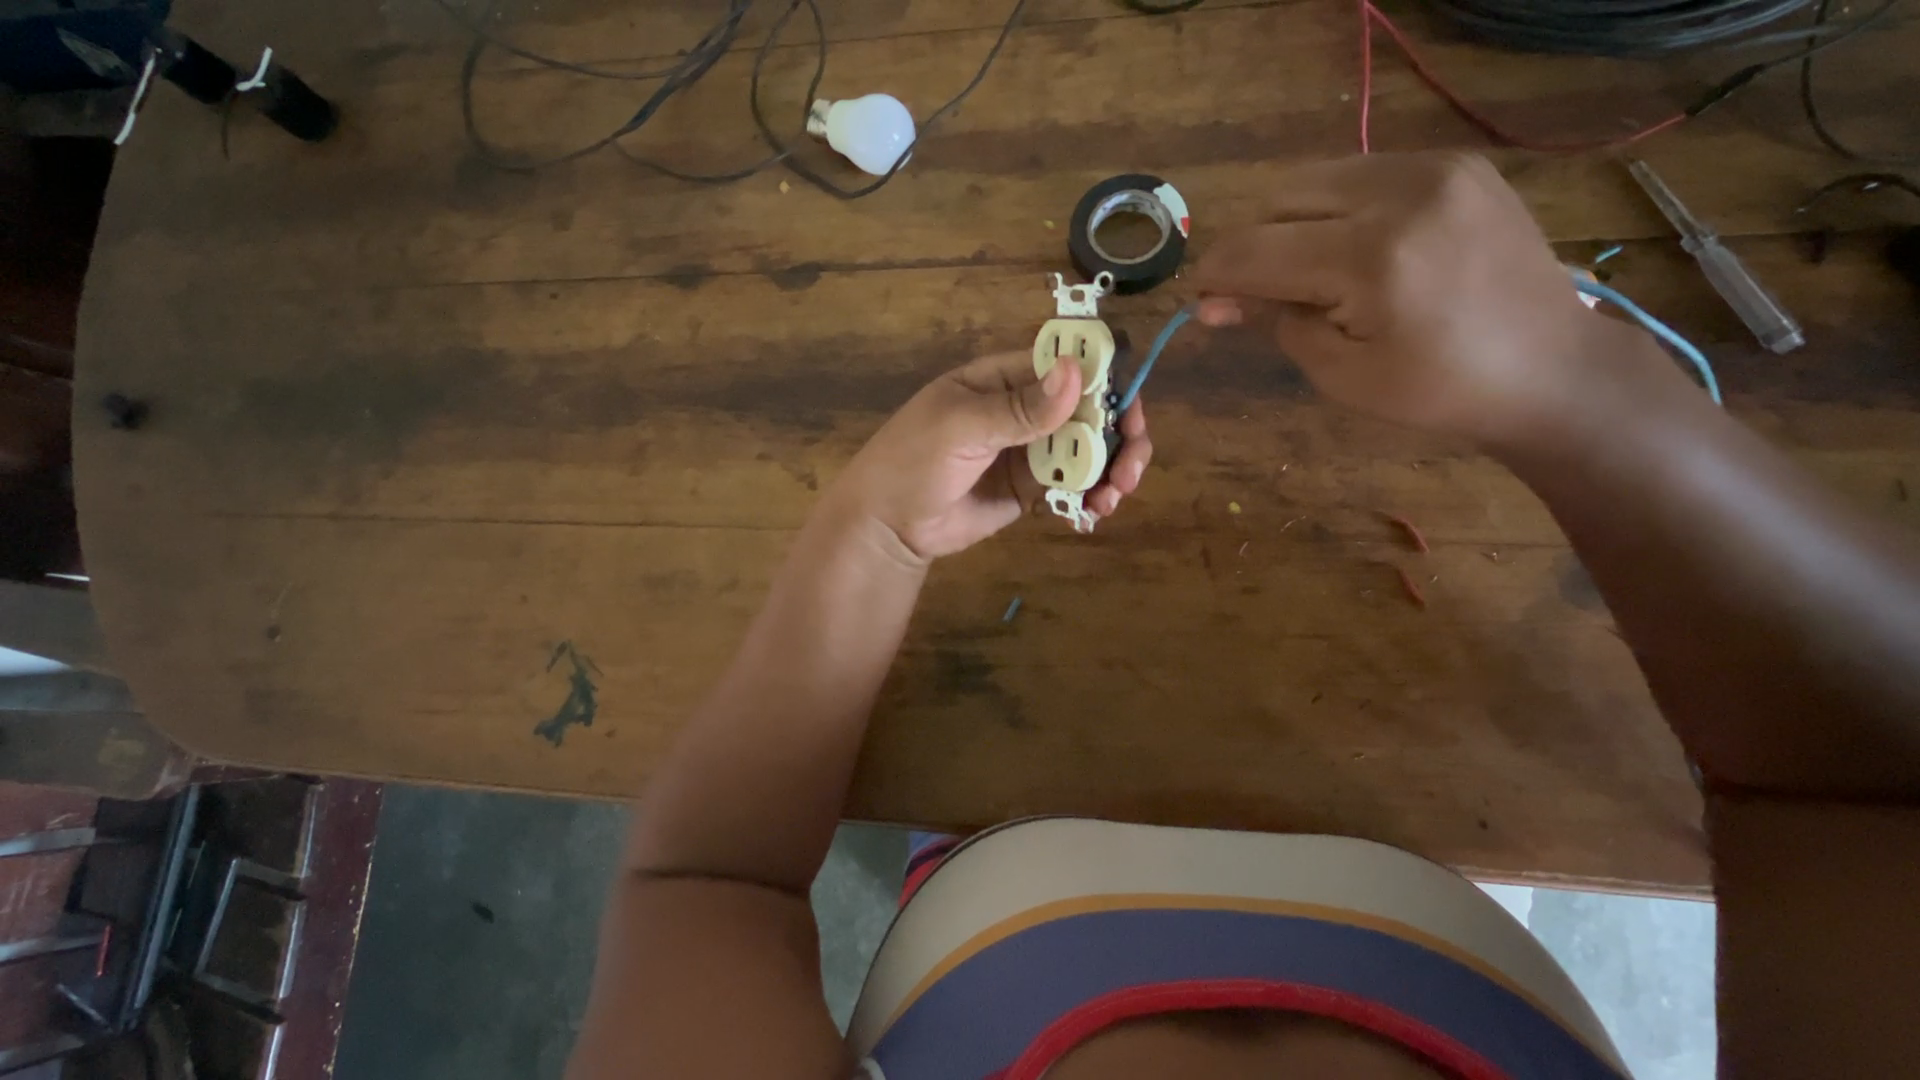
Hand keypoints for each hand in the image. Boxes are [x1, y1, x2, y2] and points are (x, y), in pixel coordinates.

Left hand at [826, 351, 1153, 562]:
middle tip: (1131, 466)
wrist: (888, 525)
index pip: (1067, 364)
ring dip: (1113, 467)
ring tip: (1113, 496)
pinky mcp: (1033, 487)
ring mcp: (1031, 449)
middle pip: (1090, 408)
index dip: (1105, 379)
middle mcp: (1026, 408)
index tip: (1128, 407)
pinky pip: (1075, 483)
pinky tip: (1094, 511)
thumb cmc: (912, 461)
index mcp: (1004, 378)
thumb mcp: (960, 428)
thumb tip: (1076, 373)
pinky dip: (1093, 494)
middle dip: (1120, 432)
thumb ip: (1018, 408)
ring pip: (1090, 448)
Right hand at [1190, 151, 1620, 442]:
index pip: (1257, 250)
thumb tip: (1212, 300)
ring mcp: (1435, 168)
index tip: (1201, 300)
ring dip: (1294, 224)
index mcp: (1372, 257)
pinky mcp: (1456, 163)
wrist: (1548, 369)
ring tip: (1314, 273)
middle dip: (1256, 247)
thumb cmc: (1436, 391)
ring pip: (1317, 178)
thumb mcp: (1340, 371)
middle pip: (1280, 199)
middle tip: (1263, 296)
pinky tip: (1356, 249)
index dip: (1216, 276)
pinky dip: (1338, 209)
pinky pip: (1363, 173)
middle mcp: (1401, 192)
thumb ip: (1274, 321)